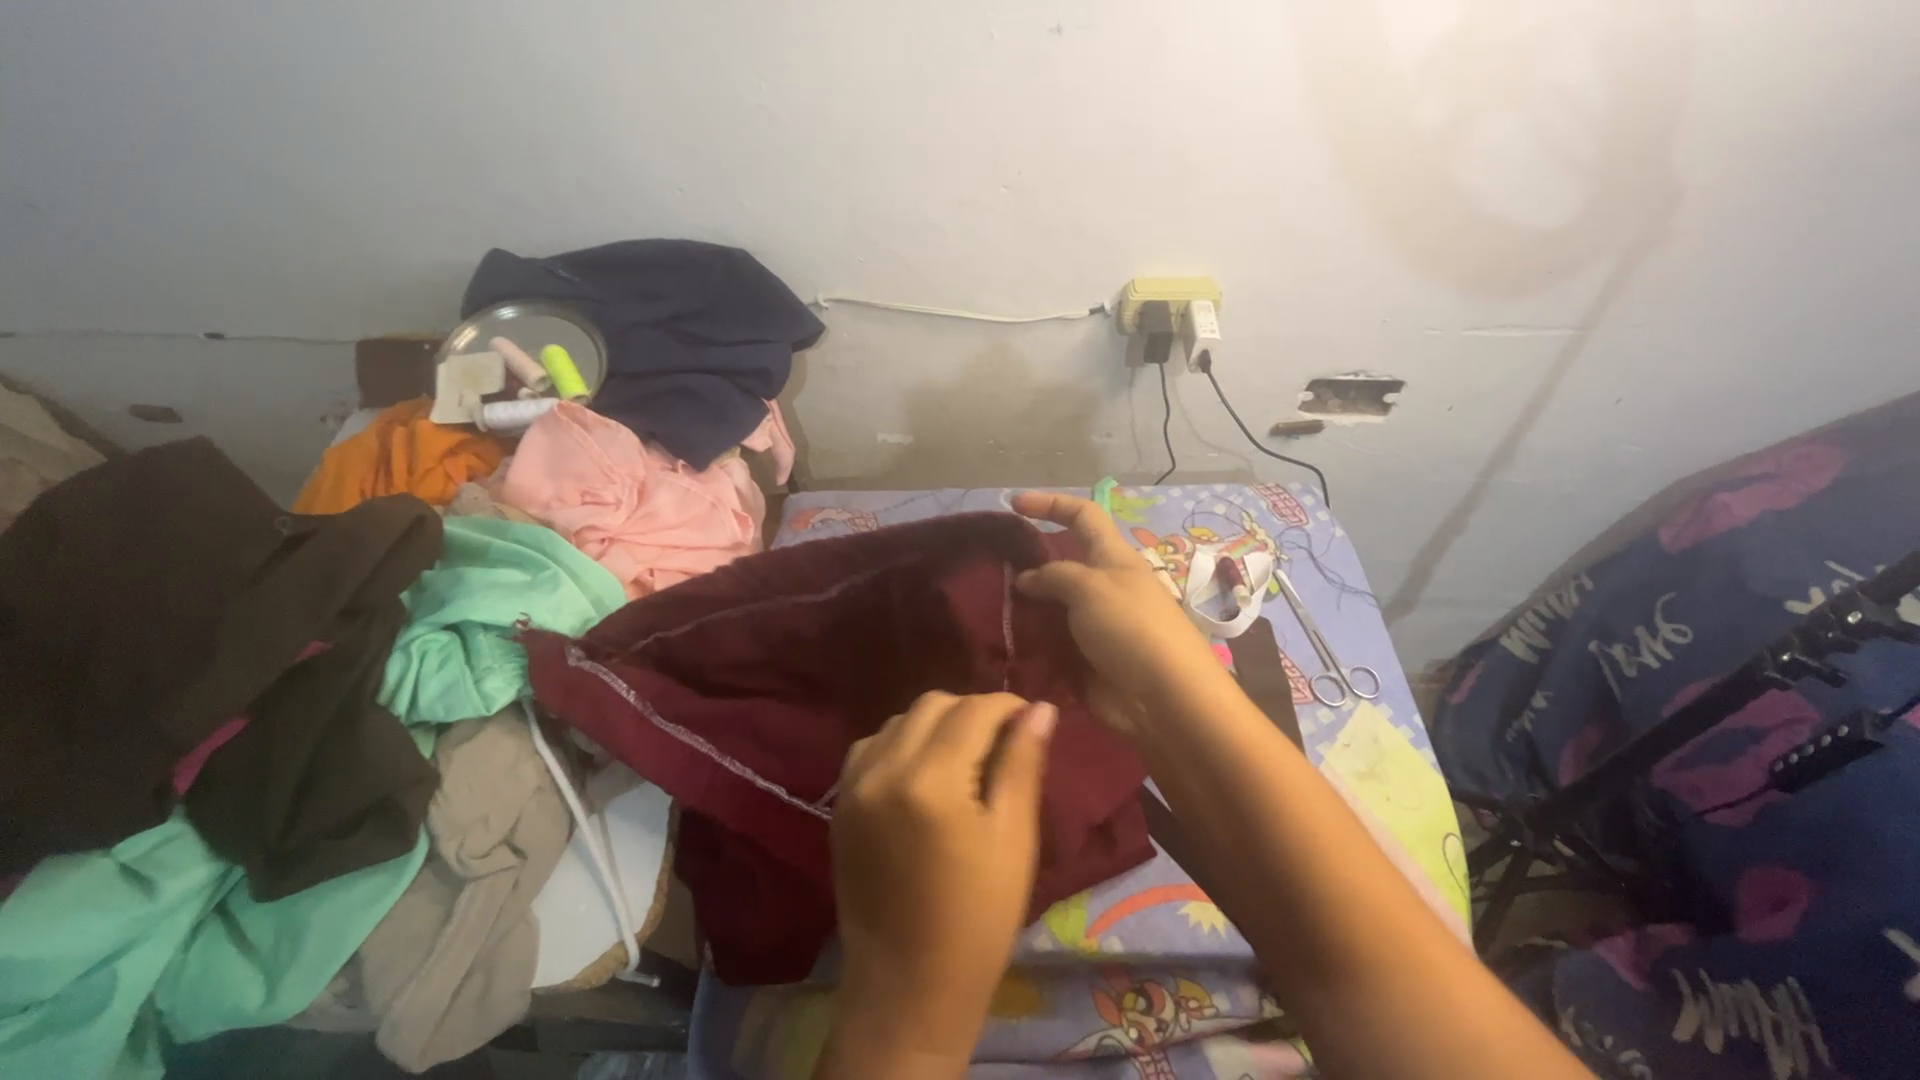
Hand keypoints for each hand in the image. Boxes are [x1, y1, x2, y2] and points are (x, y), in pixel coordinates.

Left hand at [817, 692, 1055, 1077]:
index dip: (1008, 706)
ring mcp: (853, 786)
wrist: (908, 986)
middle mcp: (883, 769)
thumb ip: (1023, 763)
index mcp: (930, 779)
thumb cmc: (978, 919)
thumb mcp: (1014, 838)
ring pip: (898, 722)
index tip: (1031, 720)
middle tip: (1003, 742)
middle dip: (972, 712)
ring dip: (935, 725)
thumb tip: (1040, 708)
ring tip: (965, 759)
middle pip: (932, 705)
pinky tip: (923, 774)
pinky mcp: (839, 805)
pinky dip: (900, 745)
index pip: (973, 710)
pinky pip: (871, 748)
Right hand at [1011, 492, 1226, 736]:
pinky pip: (1049, 645)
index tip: (1013, 503)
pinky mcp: (1085, 661)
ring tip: (988, 611)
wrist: (1163, 699)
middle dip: (1027, 564)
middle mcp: (1104, 587)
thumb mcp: (1090, 587)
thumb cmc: (1131, 628)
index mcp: (1113, 558)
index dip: (1050, 504)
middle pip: (1061, 564)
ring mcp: (1094, 626)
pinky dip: (1029, 645)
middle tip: (989, 571)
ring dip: (1023, 609)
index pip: (1082, 516)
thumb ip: (1054, 575)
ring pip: (1050, 607)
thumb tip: (1027, 579)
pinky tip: (1002, 645)